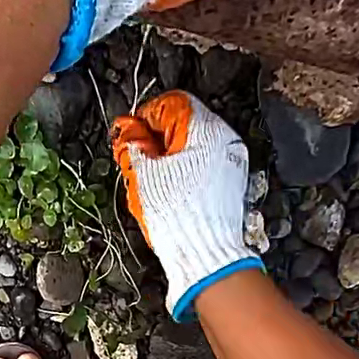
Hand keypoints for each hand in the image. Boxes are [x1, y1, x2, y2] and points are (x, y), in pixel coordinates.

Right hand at [109, 91, 263, 320]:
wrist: (206, 255)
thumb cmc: (178, 218)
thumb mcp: (144, 176)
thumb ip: (133, 145)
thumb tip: (126, 130)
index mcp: (204, 130)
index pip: (170, 103)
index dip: (143, 118)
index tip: (129, 135)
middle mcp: (224, 140)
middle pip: (184, 122)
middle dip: (157, 138)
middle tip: (137, 160)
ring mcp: (231, 160)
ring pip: (194, 144)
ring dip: (171, 155)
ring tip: (153, 181)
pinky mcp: (231, 181)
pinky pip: (204, 163)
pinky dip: (185, 170)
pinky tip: (171, 191)